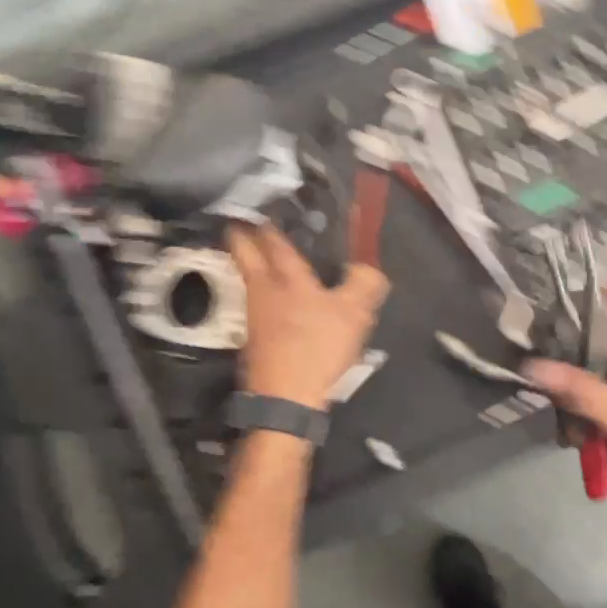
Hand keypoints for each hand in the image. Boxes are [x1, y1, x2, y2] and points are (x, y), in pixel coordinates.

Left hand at [228, 222, 388, 409]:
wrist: (285, 398)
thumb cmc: (318, 349)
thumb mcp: (354, 314)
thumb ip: (364, 283)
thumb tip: (367, 266)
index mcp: (287, 277)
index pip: (273, 242)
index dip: (267, 224)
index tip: (260, 210)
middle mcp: (263, 290)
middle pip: (244, 254)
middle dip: (241, 236)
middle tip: (239, 222)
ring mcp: (252, 315)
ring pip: (245, 278)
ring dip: (246, 263)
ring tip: (253, 255)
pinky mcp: (251, 338)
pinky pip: (251, 301)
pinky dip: (256, 291)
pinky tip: (266, 298)